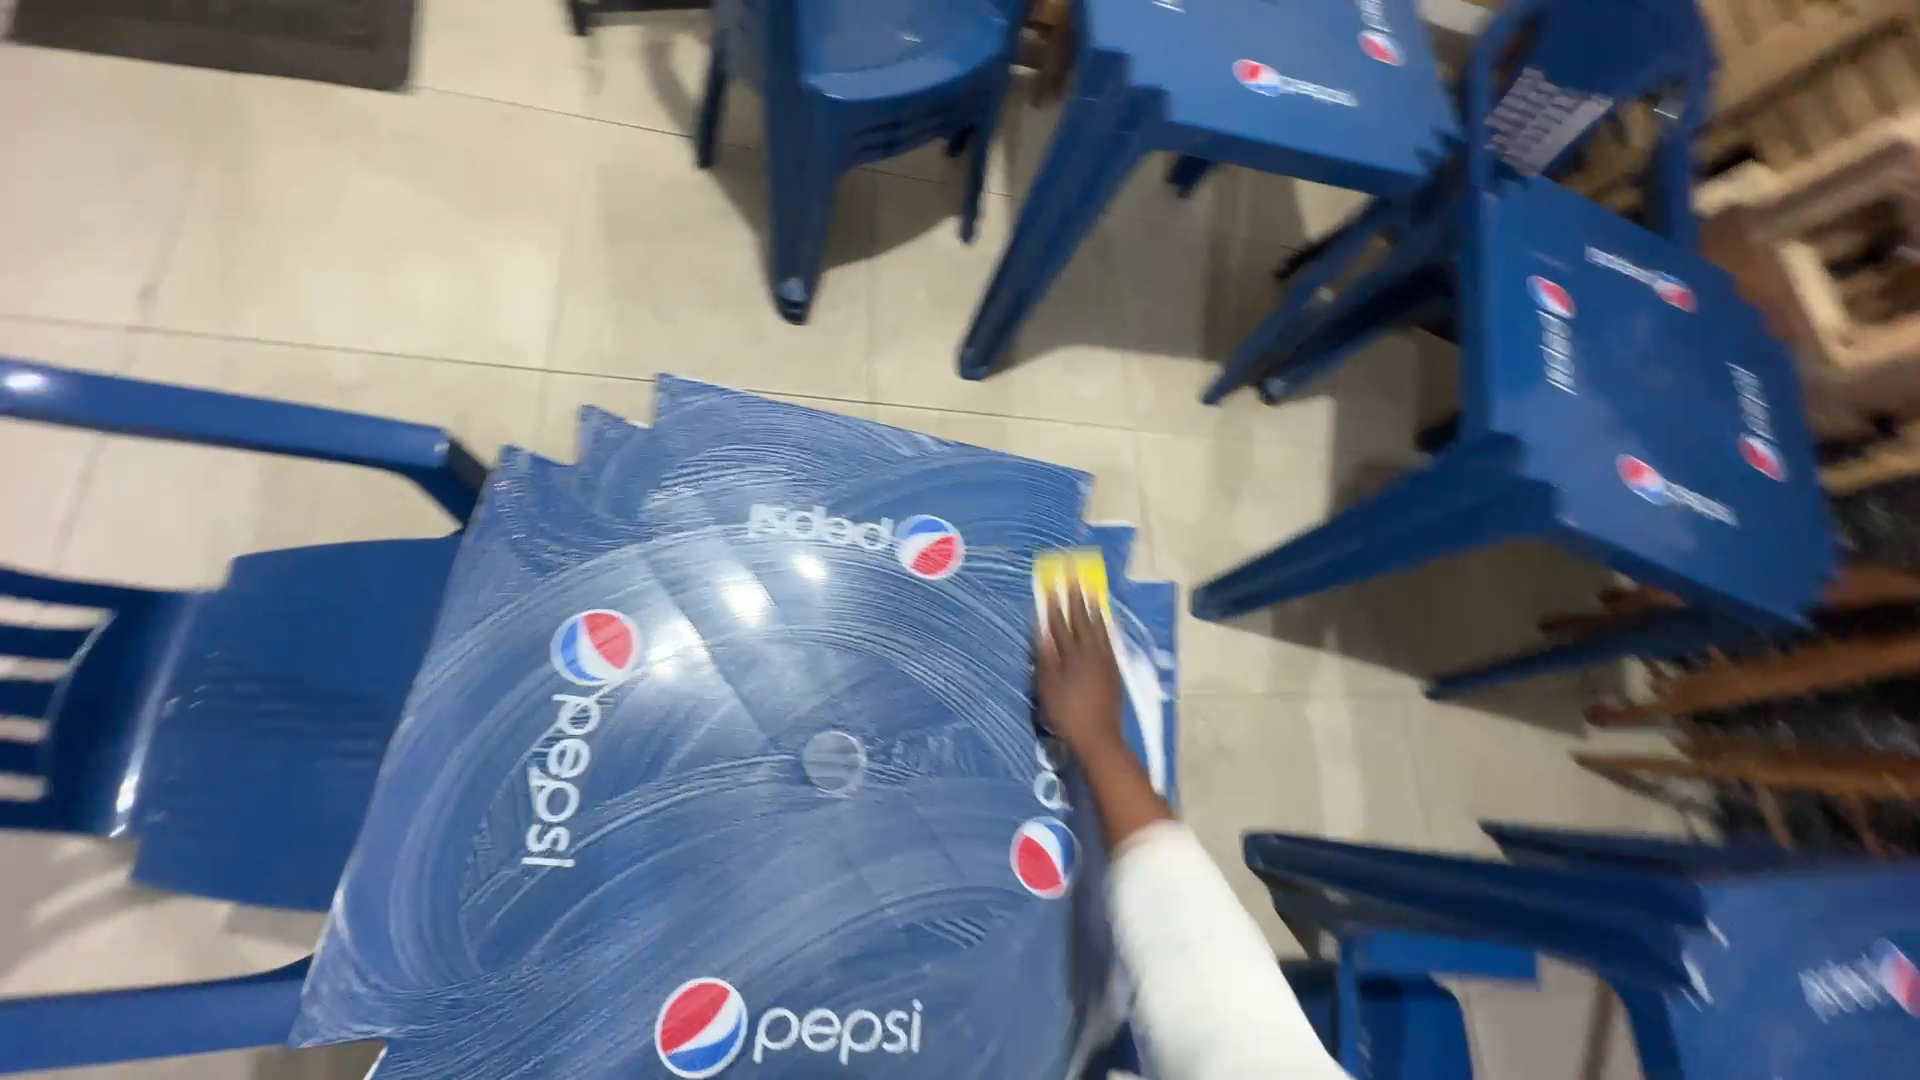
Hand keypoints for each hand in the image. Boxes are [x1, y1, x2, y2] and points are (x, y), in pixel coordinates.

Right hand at [1035, 581, 1124, 760]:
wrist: (1098, 735)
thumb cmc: (1067, 713)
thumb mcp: (1048, 686)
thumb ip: (1046, 656)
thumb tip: (1042, 629)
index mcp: (1070, 655)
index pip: (1060, 623)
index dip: (1055, 604)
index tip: (1053, 585)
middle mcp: (1089, 652)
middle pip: (1082, 619)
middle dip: (1077, 598)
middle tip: (1074, 578)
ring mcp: (1104, 659)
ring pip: (1099, 627)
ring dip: (1095, 607)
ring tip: (1092, 590)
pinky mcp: (1114, 668)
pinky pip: (1110, 639)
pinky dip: (1107, 625)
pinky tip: (1107, 619)